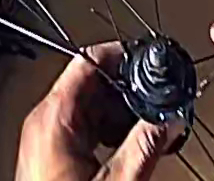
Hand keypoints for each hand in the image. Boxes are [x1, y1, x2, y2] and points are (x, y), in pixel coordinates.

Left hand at [18, 42, 177, 180]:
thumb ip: (145, 146)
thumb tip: (169, 120)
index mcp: (54, 116)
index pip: (88, 60)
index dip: (119, 55)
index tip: (143, 60)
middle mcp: (44, 122)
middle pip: (89, 83)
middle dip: (125, 90)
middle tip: (153, 98)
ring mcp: (44, 140)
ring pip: (87, 108)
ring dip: (119, 113)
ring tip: (146, 127)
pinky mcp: (49, 159)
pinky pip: (81, 129)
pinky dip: (106, 132)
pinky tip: (128, 147)